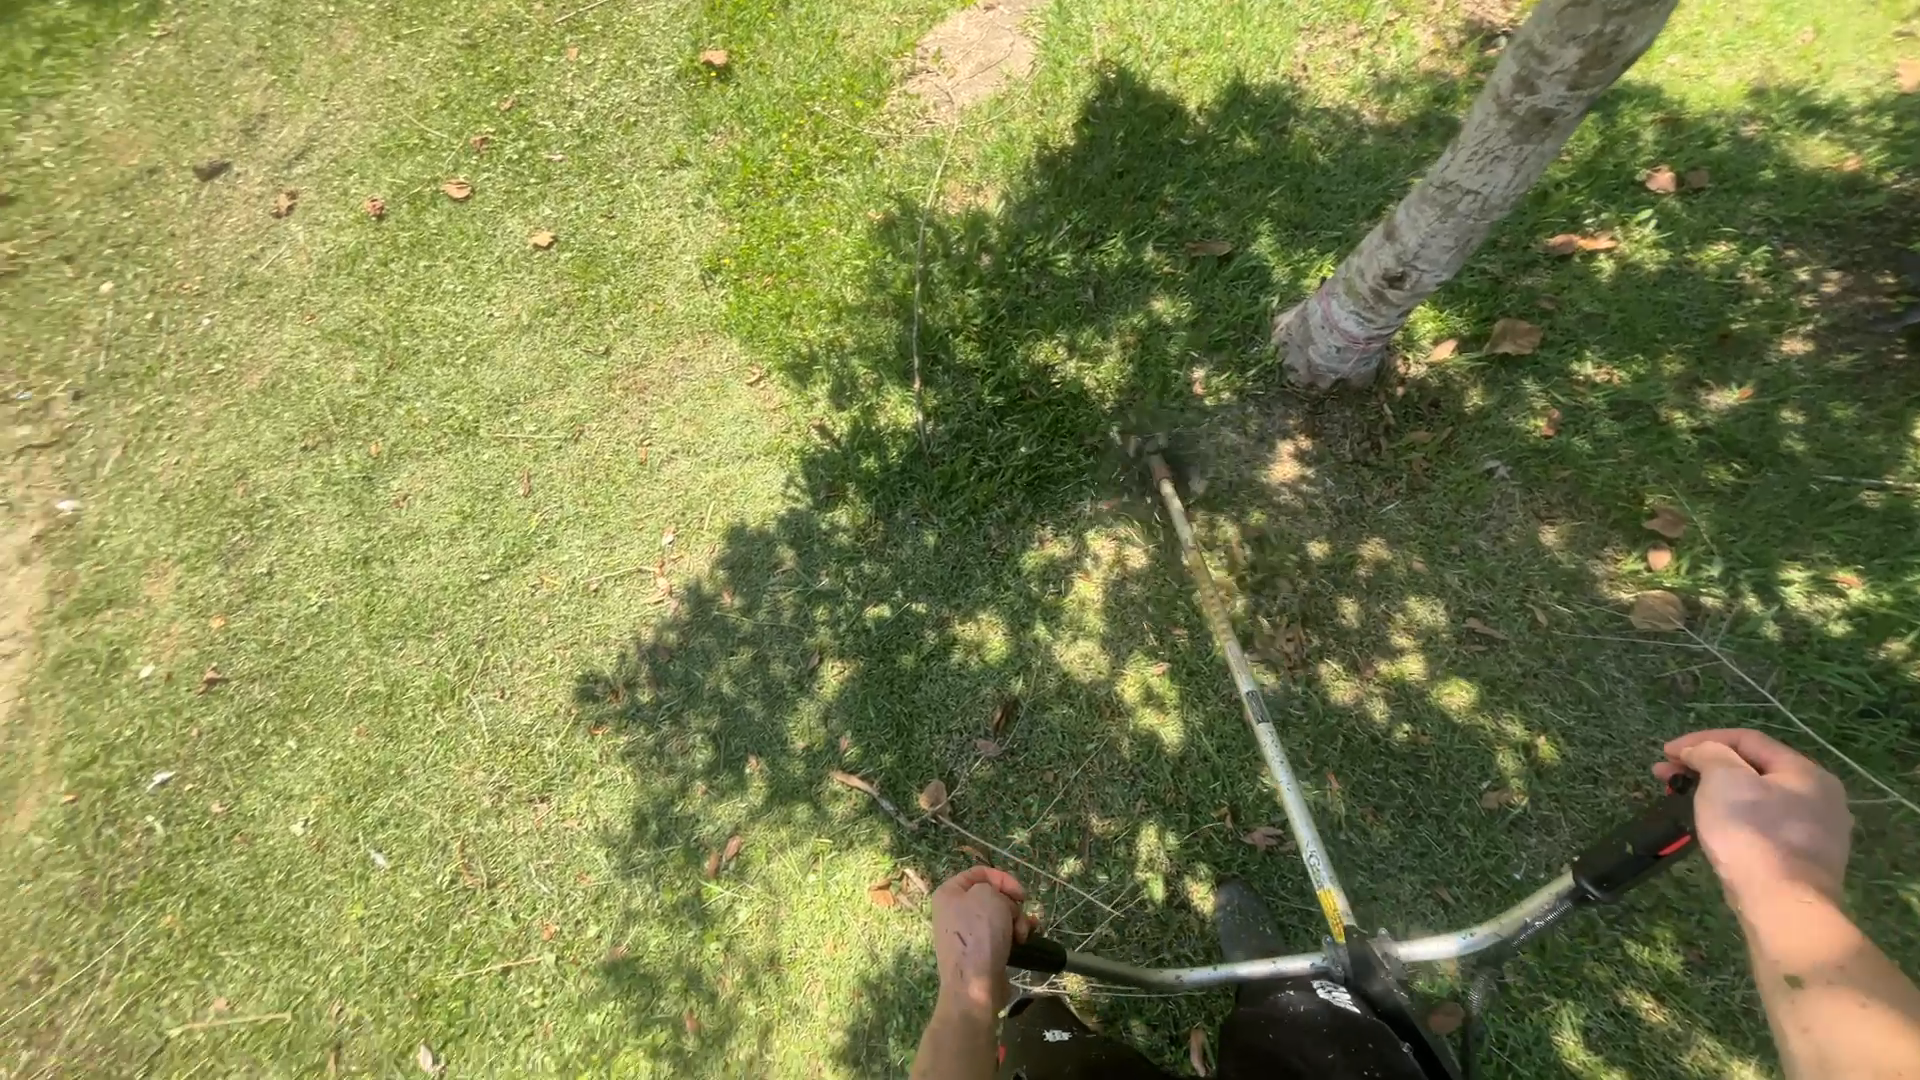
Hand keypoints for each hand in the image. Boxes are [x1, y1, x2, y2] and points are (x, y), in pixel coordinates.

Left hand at [929, 867, 1037, 1013]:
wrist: (975, 985)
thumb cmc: (978, 933)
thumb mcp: (989, 895)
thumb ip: (997, 890)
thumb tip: (1002, 908)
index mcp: (949, 893)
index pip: (979, 873)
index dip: (1003, 878)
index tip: (1021, 894)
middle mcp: (954, 912)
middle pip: (992, 896)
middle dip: (1012, 905)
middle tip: (1019, 917)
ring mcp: (967, 934)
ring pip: (1000, 916)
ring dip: (1017, 921)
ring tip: (1024, 935)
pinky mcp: (979, 953)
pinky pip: (1001, 935)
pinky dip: (1014, 936)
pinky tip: (1027, 941)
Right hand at [1654, 729, 1851, 905]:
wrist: (1780, 898)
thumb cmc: (1751, 830)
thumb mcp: (1724, 779)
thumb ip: (1710, 753)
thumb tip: (1699, 752)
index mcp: (1806, 774)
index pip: (1748, 740)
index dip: (1701, 739)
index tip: (1666, 752)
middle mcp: (1818, 796)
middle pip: (1750, 766)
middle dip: (1702, 764)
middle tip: (1663, 772)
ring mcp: (1813, 826)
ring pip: (1752, 792)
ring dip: (1710, 785)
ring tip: (1676, 793)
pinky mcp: (1800, 850)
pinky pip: (1759, 816)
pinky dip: (1727, 808)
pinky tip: (1706, 816)